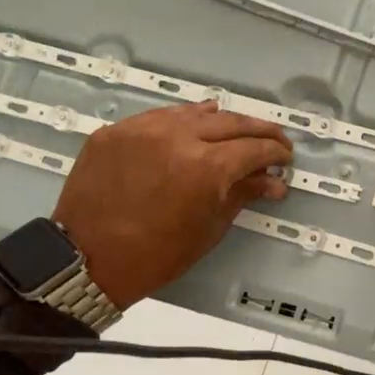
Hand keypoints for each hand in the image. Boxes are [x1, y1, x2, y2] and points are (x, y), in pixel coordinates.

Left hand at [53, 102, 291, 307]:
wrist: (88, 261)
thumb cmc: (158, 255)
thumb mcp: (210, 227)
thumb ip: (242, 194)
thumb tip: (272, 181)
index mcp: (206, 167)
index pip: (253, 148)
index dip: (275, 151)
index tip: (285, 157)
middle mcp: (177, 137)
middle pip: (230, 123)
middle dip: (258, 131)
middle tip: (273, 139)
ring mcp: (142, 130)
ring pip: (194, 113)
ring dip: (222, 120)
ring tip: (237, 128)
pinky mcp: (115, 131)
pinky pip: (159, 117)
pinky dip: (183, 120)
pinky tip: (193, 124)